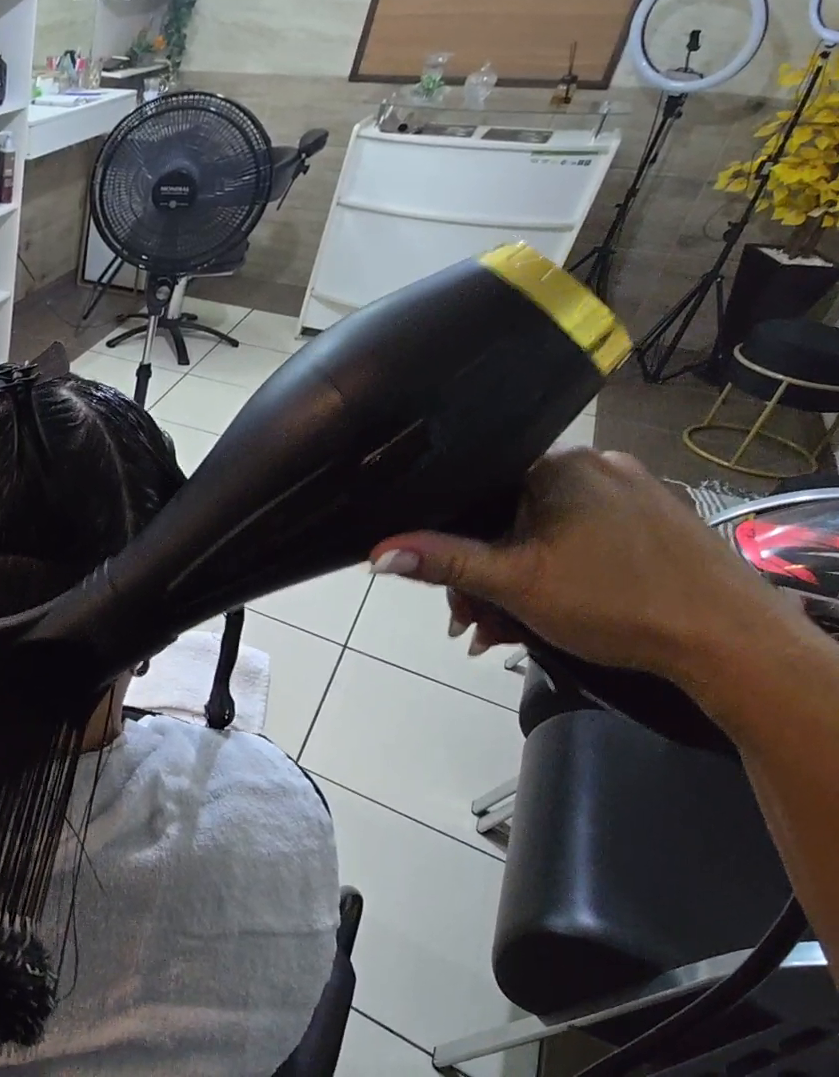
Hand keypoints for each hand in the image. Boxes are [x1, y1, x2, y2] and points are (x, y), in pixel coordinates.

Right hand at [368, 449, 798, 688]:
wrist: (734, 644)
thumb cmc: (617, 602)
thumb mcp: (514, 583)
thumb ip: (443, 562)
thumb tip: (377, 552)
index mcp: (559, 466)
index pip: (474, 495)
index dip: (447, 545)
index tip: (446, 594)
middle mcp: (595, 466)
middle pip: (504, 520)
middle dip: (481, 577)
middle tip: (475, 625)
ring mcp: (630, 491)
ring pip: (540, 533)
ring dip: (513, 582)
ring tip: (505, 632)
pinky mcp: (654, 520)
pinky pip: (578, 539)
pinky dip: (552, 574)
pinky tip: (543, 613)